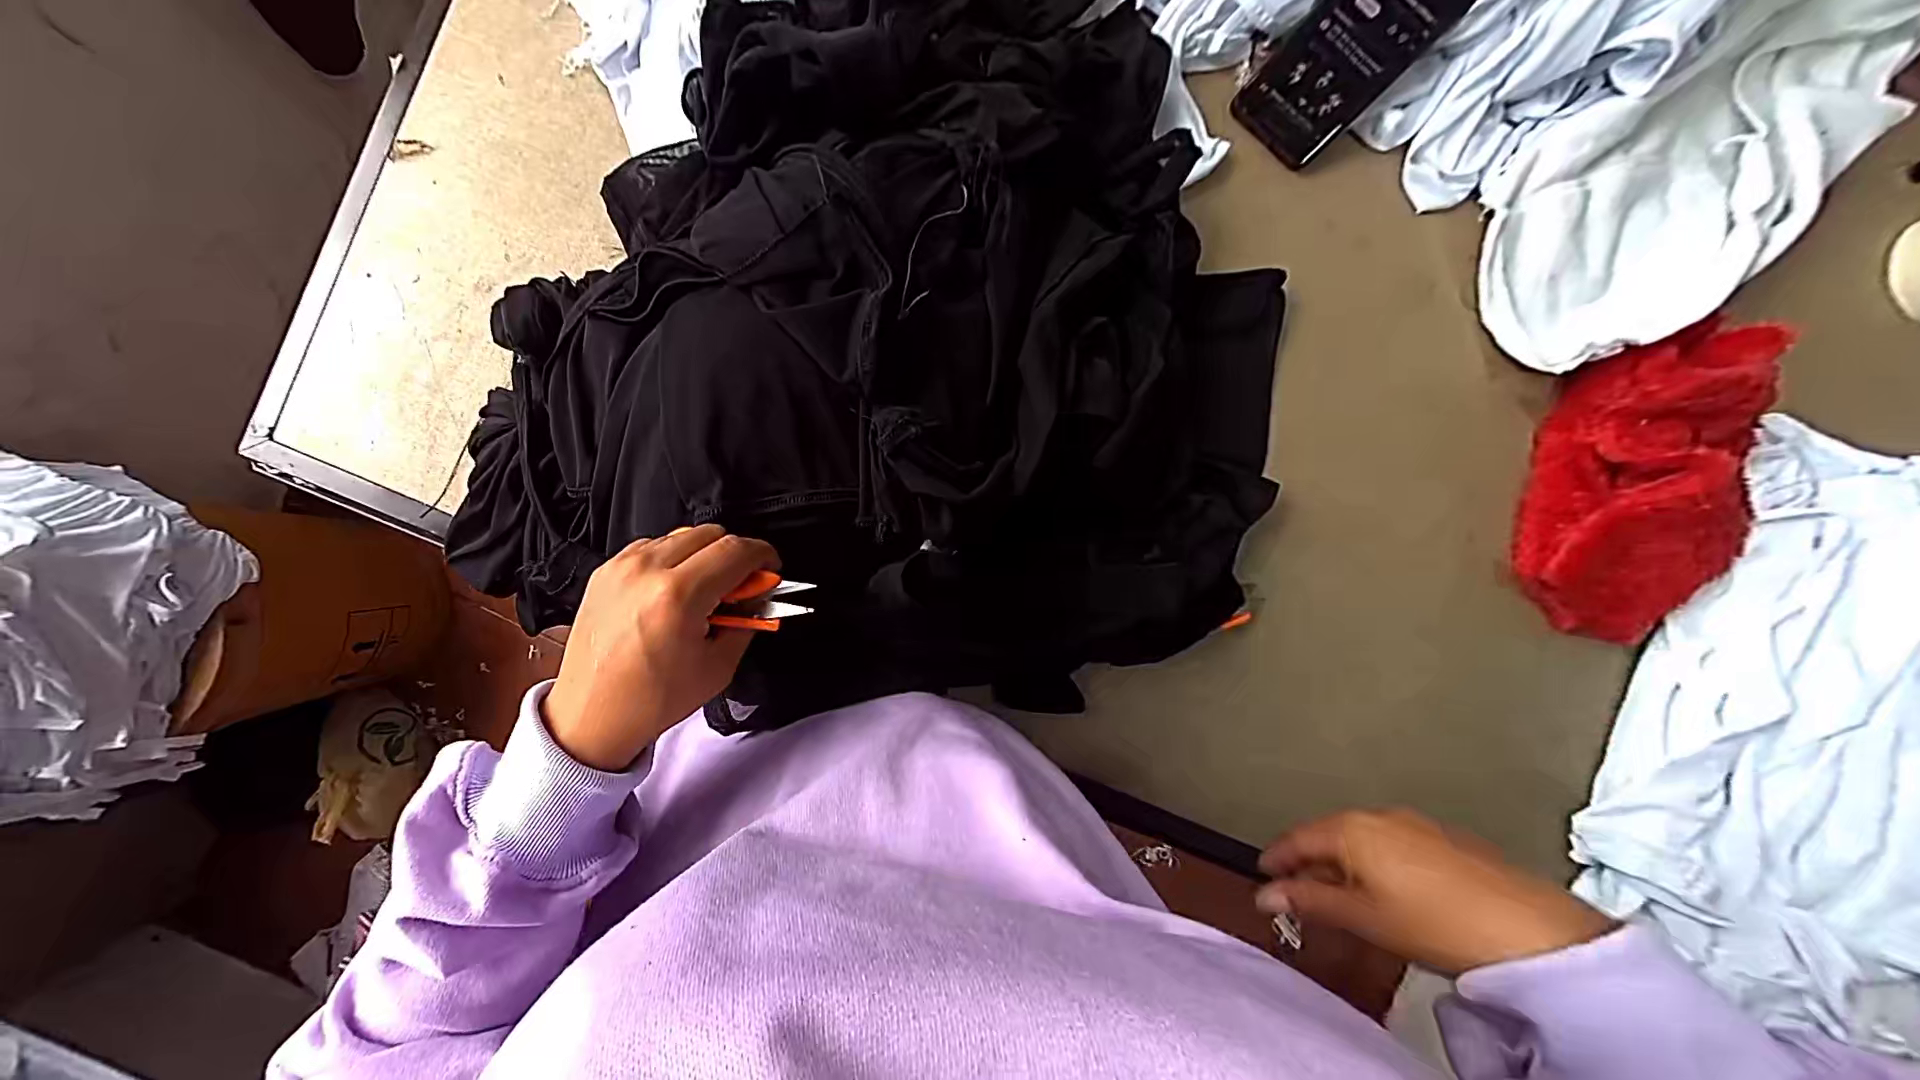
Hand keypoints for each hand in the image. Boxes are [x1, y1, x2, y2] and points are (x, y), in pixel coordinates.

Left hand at [542, 526, 778, 770]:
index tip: (770, 569)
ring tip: (709, 591)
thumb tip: (760, 596)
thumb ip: (748, 622)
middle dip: (736, 555)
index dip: (764, 555)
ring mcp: (622, 568)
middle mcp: (646, 572)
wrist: (591, 717)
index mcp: (678, 595)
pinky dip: (676, 559)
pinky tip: (680, 589)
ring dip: (706, 555)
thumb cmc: (647, 699)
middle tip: (743, 586)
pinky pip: (654, 546)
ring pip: (684, 535)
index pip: (737, 550)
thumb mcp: (718, 666)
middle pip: (712, 533)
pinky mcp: (606, 572)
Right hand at [1254, 808, 1615, 975]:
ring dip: (1345, 863)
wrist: (1532, 931)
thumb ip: (1308, 900)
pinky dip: (1377, 863)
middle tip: (1301, 893)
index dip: (1276, 858)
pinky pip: (1392, 843)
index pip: (1296, 838)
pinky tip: (1391, 893)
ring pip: (1362, 839)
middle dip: (1311, 862)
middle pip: (1328, 835)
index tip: (1264, 873)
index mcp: (1350, 826)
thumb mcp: (1361, 917)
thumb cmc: (1436, 922)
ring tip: (1347, 898)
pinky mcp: (1445, 837)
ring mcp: (1415, 822)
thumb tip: (1267, 895)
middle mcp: (1378, 814)